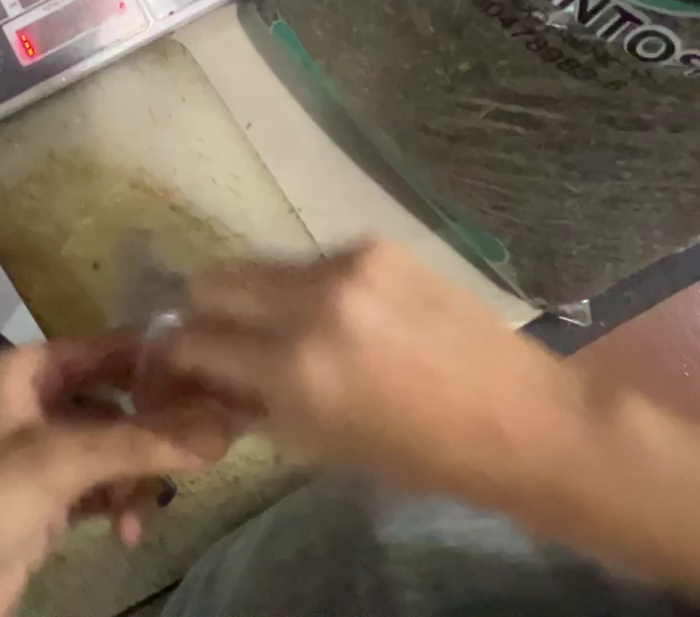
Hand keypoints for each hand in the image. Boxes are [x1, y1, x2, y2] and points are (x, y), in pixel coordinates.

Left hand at [0, 332, 230, 616]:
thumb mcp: (54, 463)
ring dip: (134, 477)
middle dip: (152, 431)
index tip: (216, 385)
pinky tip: (126, 532)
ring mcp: (39, 452)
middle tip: (203, 453)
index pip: (106, 349)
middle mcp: (33, 400)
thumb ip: (137, 443)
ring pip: (111, 447)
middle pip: (114, 400)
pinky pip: (99, 486)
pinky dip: (118, 502)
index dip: (158, 363)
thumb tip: (221, 428)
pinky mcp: (45, 499)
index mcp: (24, 370)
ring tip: (138, 517)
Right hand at [160, 241, 592, 512]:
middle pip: (212, 279)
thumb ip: (252, 401)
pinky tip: (342, 312)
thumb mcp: (318, 444)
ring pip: (259, 264)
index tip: (179, 354)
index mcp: (295, 370)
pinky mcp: (371, 245)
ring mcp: (344, 266)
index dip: (178, 348)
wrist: (520, 417)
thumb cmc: (416, 453)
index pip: (197, 339)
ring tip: (285, 323)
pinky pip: (310, 261)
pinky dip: (307, 286)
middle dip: (203, 307)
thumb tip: (206, 371)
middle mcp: (310, 304)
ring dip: (257, 294)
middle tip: (221, 331)